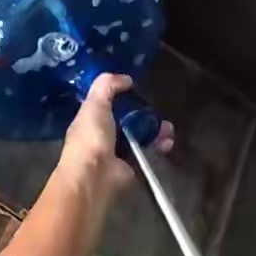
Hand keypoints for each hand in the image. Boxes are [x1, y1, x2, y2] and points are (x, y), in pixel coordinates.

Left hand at [59, 73, 173, 203]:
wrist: (95, 176)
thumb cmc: (91, 137)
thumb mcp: (95, 103)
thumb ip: (107, 86)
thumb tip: (126, 79)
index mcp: (89, 119)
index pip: (105, 103)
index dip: (119, 96)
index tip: (135, 89)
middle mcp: (101, 135)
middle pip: (126, 119)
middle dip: (143, 114)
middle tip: (156, 110)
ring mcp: (116, 152)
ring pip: (139, 135)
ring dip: (155, 129)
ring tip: (167, 127)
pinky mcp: (131, 166)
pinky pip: (147, 151)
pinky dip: (159, 145)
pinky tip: (167, 141)